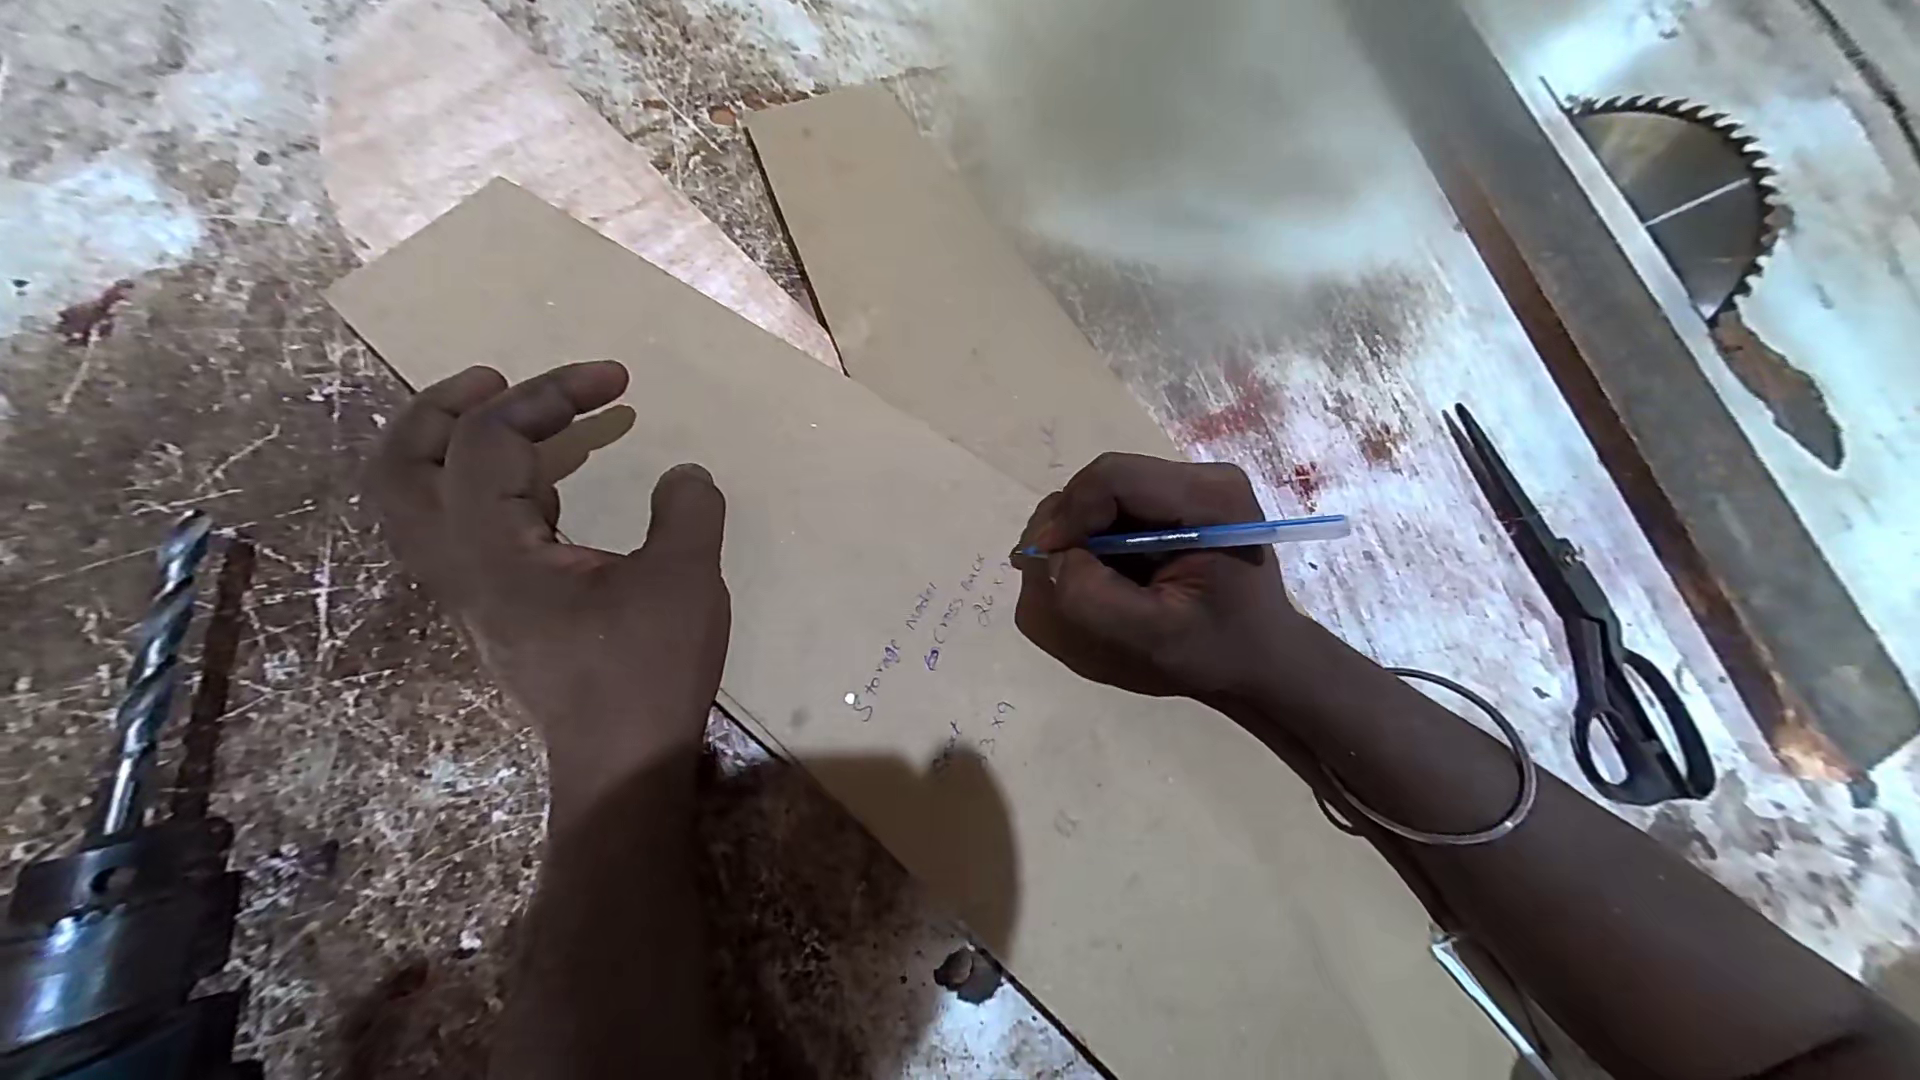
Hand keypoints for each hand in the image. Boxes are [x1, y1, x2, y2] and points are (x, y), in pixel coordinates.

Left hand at [367, 361, 729, 793]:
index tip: (616, 378)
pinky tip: (545, 489)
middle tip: (502, 379)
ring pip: (418, 503)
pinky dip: (486, 490)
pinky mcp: (499, 612)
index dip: (552, 393)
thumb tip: (685, 475)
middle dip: (445, 407)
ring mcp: (472, 594)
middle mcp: (459, 567)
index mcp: (492, 551)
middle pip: (401, 467)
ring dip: (451, 448)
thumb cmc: (649, 669)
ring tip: (512, 420)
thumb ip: (688, 511)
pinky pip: (462, 531)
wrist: (624, 760)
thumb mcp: (686, 579)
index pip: (490, 442)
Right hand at [1014, 453, 1306, 704]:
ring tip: (1083, 575)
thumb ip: (1093, 599)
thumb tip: (1052, 559)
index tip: (1048, 561)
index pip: (1113, 477)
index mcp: (1209, 499)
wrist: (1259, 655)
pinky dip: (1091, 535)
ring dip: (1079, 531)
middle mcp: (1199, 476)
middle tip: (1059, 573)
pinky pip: (1109, 503)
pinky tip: (1104, 568)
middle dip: (1070, 525)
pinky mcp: (1171, 498)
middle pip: (1103, 479)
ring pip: (1100, 489)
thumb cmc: (1215, 651)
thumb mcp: (1152, 639)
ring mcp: (1186, 484)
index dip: (1070, 515)